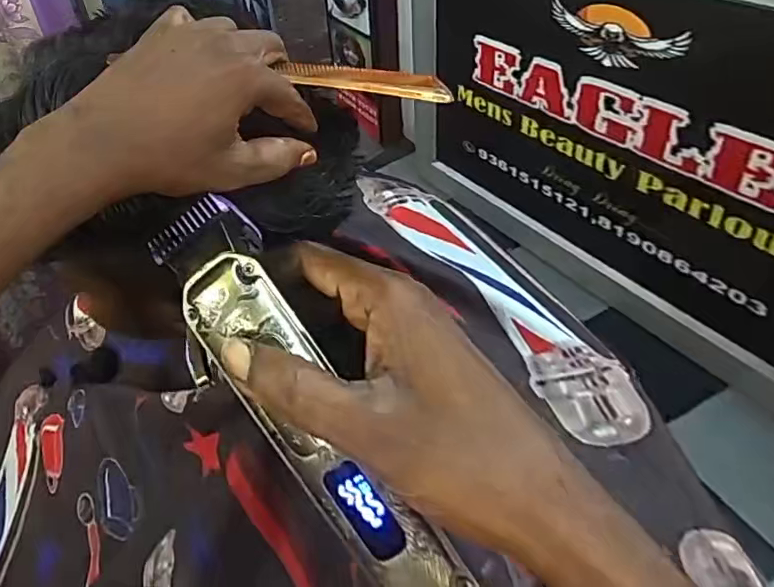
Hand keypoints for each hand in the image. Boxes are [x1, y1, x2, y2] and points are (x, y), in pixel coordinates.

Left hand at [37, 5, 317, 206]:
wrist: (102, 139)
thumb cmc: (168, 157)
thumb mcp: (228, 169)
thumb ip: (275, 159)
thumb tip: (307, 150)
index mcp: (246, 77)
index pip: (287, 92)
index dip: (300, 113)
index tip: (306, 128)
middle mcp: (224, 44)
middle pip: (268, 44)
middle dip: (278, 70)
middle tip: (272, 96)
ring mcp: (189, 32)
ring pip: (231, 28)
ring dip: (241, 48)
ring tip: (234, 73)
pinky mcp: (157, 31)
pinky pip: (190, 21)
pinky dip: (199, 34)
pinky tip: (192, 52)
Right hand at [220, 244, 688, 586]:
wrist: (553, 514)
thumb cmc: (458, 459)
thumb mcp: (363, 427)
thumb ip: (292, 386)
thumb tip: (229, 348)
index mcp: (388, 298)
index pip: (308, 259)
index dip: (262, 271)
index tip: (221, 295)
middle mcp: (402, 300)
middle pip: (322, 284)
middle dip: (276, 307)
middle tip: (232, 333)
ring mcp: (418, 328)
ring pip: (343, 315)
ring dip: (302, 334)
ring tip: (258, 358)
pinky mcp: (426, 357)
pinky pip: (364, 339)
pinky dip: (331, 352)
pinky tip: (309, 382)